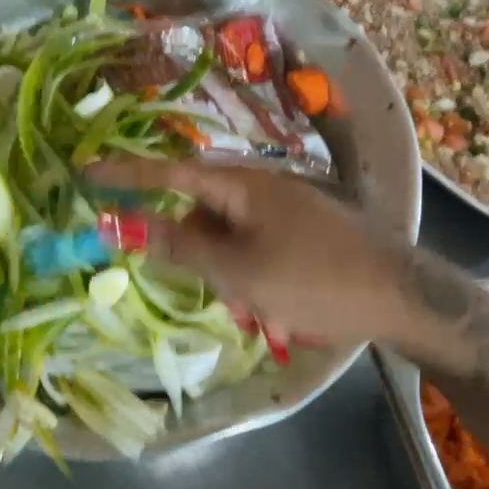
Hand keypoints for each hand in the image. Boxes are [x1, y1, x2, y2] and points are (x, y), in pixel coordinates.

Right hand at [86, 158, 414, 346]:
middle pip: (200, 215)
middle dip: (197, 258)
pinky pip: (257, 251)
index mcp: (239, 185)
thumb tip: (121, 225)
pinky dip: (255, 281)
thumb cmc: (314, 279)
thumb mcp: (237, 270)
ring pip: (229, 240)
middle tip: (216, 296)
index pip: (167, 172)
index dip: (124, 174)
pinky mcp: (302, 232)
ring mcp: (283, 209)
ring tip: (256, 317)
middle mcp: (258, 188)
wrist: (404, 298)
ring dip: (230, 278)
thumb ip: (176, 246)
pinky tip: (279, 316)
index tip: (84, 171)